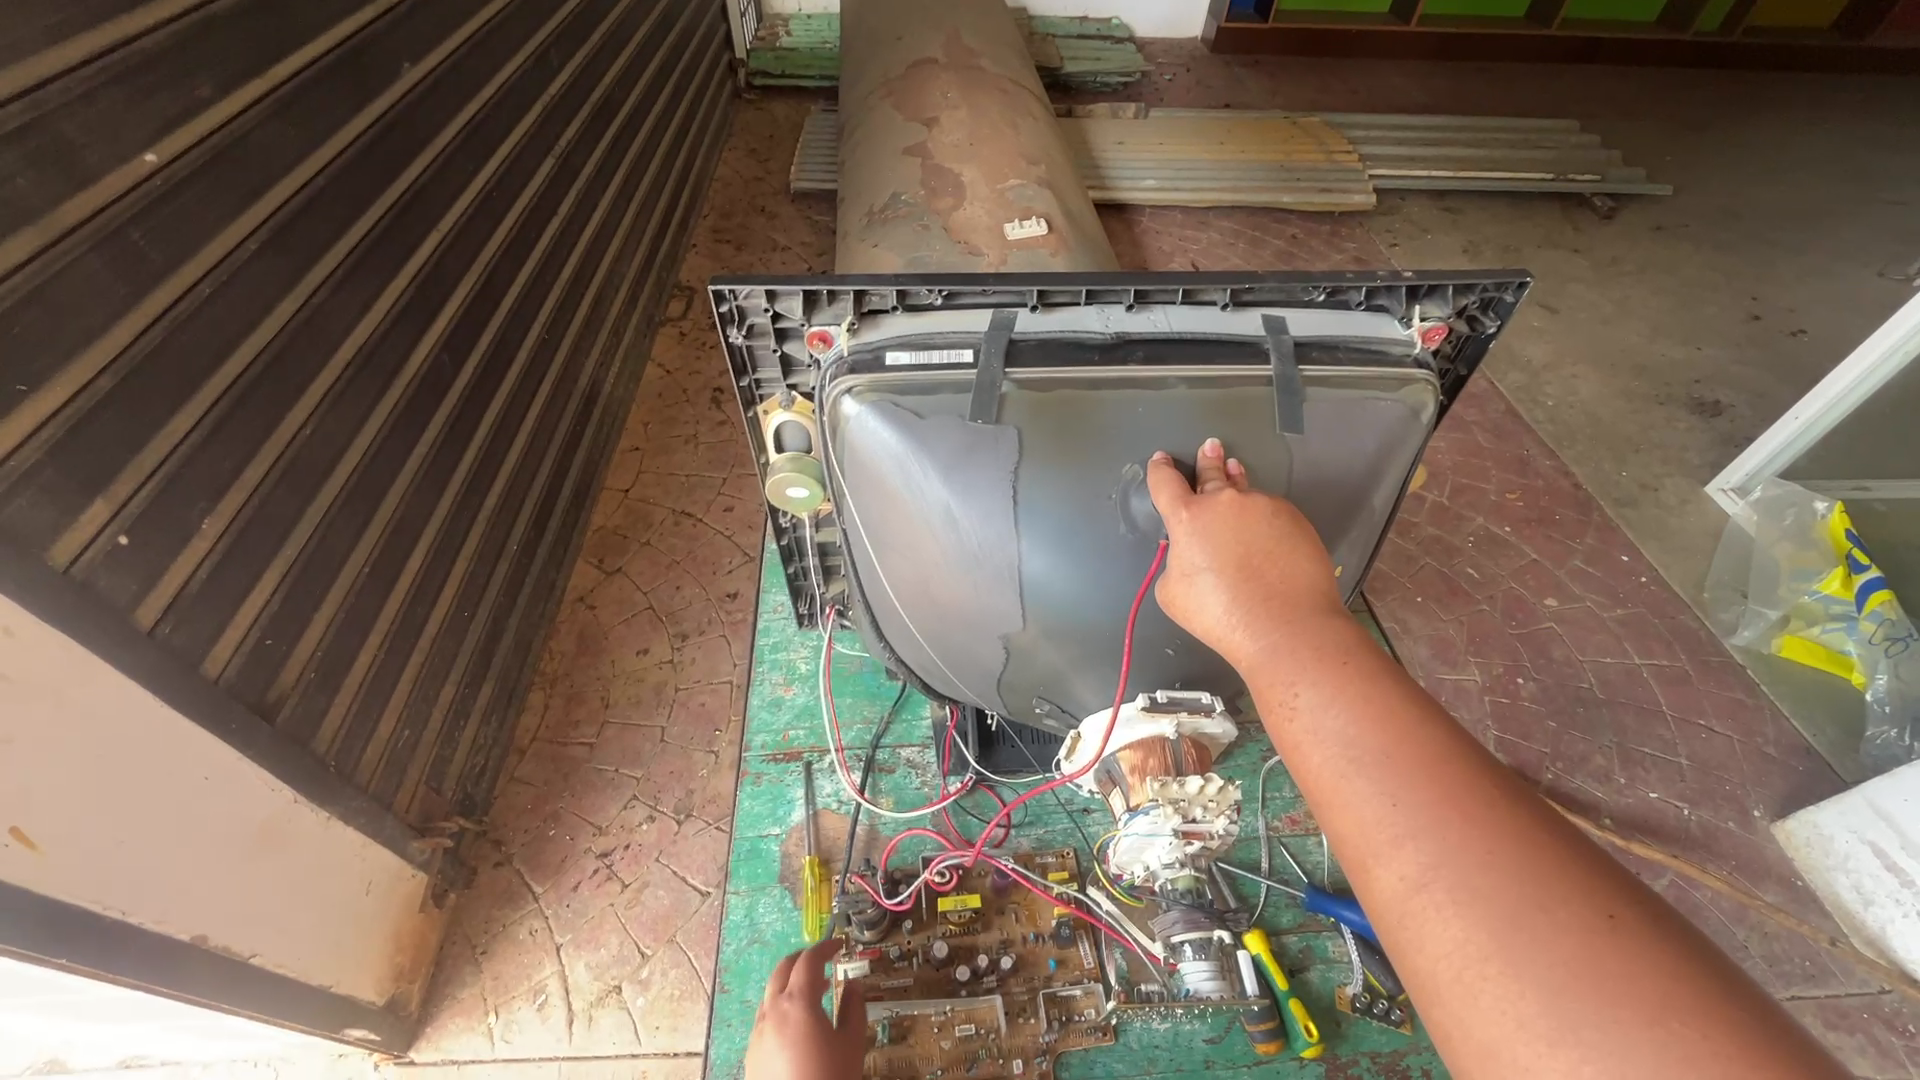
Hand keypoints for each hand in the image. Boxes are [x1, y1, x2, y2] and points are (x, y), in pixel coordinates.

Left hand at [745, 938, 867, 1079]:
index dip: (825, 947)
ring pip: (771, 993)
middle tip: (824, 961)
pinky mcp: (752, 1054)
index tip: (839, 945)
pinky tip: (797, 1026)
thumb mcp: (851, 1043)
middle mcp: (772, 1011)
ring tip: (814, 995)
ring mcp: (758, 1033)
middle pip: (782, 969)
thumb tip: (853, 985)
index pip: (809, 960)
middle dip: (803, 959)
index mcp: (797, 1002)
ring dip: (791, 984)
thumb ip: (853, 1007)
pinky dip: (781, 1007)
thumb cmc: (830, 1078)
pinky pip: (765, 1017)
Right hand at [1145, 438, 1346, 669]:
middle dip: (1208, 460)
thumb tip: (1191, 552)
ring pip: (1245, 493)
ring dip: (1238, 485)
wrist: (1285, 625)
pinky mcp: (1294, 518)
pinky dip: (1263, 519)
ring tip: (1237, 475)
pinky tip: (1267, 538)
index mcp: (1188, 518)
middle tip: (1211, 446)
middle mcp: (1225, 502)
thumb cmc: (1219, 613)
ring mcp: (1263, 506)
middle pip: (1212, 473)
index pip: (1165, 483)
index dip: (1160, 470)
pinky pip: (1270, 512)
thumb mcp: (1172, 591)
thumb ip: (1176, 561)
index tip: (1161, 460)